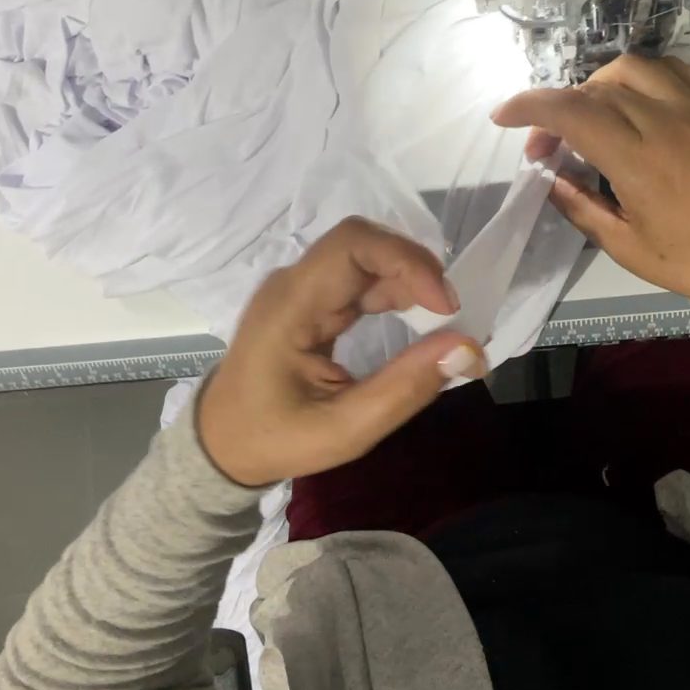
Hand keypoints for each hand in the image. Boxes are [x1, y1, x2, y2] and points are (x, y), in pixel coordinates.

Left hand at [197, 218, 485, 487]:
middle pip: (362, 243)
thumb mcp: (345, 430)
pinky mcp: (311, 300)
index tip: (445, 306)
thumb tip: (469, 349)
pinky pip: (359, 277)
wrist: (220, 446)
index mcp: (290, 307)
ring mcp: (300, 288)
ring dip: (408, 278)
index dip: (406, 261)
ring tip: (443, 318)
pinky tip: (419, 317)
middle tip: (451, 312)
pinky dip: (395, 291)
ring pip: (365, 256)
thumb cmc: (275, 439)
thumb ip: (406, 388)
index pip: (352, 245)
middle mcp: (293, 284)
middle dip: (414, 267)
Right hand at [492, 54, 689, 308]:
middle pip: (593, 89)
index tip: (503, 117)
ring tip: (590, 118)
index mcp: (637, 159)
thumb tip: (553, 179)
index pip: (570, 111)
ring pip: (630, 68)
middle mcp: (663, 119)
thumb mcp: (627, 246)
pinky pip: (669, 69)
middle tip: (548, 149)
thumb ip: (582, 207)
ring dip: (596, 86)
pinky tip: (632, 102)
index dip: (529, 107)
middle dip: (556, 109)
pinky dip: (637, 78)